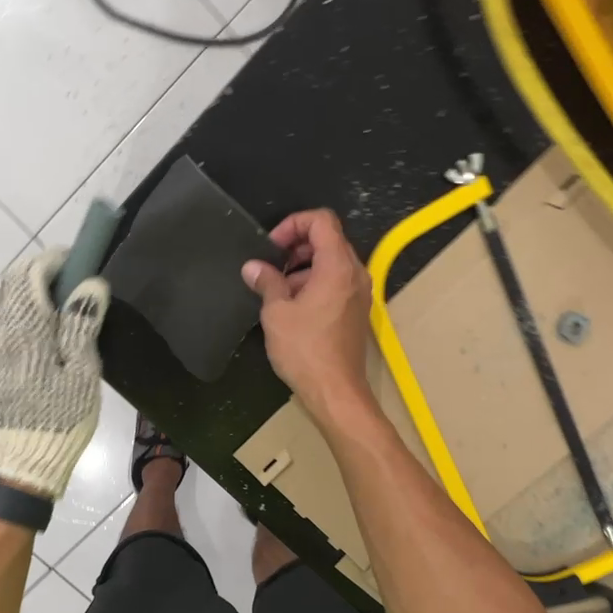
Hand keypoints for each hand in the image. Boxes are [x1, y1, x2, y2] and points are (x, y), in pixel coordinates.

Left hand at [0, 251, 110, 498]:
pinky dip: (17, 312)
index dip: (56, 261)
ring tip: (57, 305)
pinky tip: (39, 330)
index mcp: (21, 328)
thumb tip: (89, 284)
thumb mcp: (82, 373)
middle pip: (10, 282)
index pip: (31, 272)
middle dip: (38, 272)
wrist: (23, 463)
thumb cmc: (59, 418)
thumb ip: (82, 324)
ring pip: (1, 301)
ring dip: (25, 292)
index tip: (79, 263)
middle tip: (70, 281)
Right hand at [243, 209, 374, 420]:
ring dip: (303, 267)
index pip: (321, 220)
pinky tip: (293, 307)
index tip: (271, 247)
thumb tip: (253, 267)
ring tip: (278, 290)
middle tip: (271, 266)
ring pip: (332, 262)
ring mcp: (359, 293)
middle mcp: (355, 273)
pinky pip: (336, 283)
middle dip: (297, 246)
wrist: (335, 391)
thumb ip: (266, 282)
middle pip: (329, 239)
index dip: (293, 224)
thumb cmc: (305, 350)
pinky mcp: (356, 311)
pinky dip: (315, 283)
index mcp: (338, 265)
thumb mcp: (277, 313)